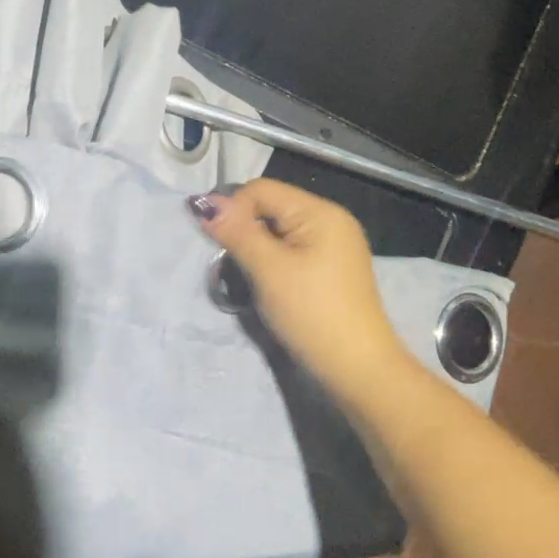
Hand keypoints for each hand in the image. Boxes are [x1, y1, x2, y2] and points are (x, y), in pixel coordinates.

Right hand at [190, 180, 409, 390]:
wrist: (356, 367)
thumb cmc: (311, 312)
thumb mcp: (268, 269)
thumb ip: (236, 232)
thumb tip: (203, 202)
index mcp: (320, 213)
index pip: (261, 190)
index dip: (233, 210)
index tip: (217, 244)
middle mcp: (330, 221)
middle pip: (269, 207)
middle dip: (243, 230)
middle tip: (230, 264)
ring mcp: (332, 246)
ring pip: (276, 231)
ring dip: (254, 249)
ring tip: (248, 277)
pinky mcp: (329, 269)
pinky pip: (290, 250)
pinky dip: (270, 262)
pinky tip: (267, 285)